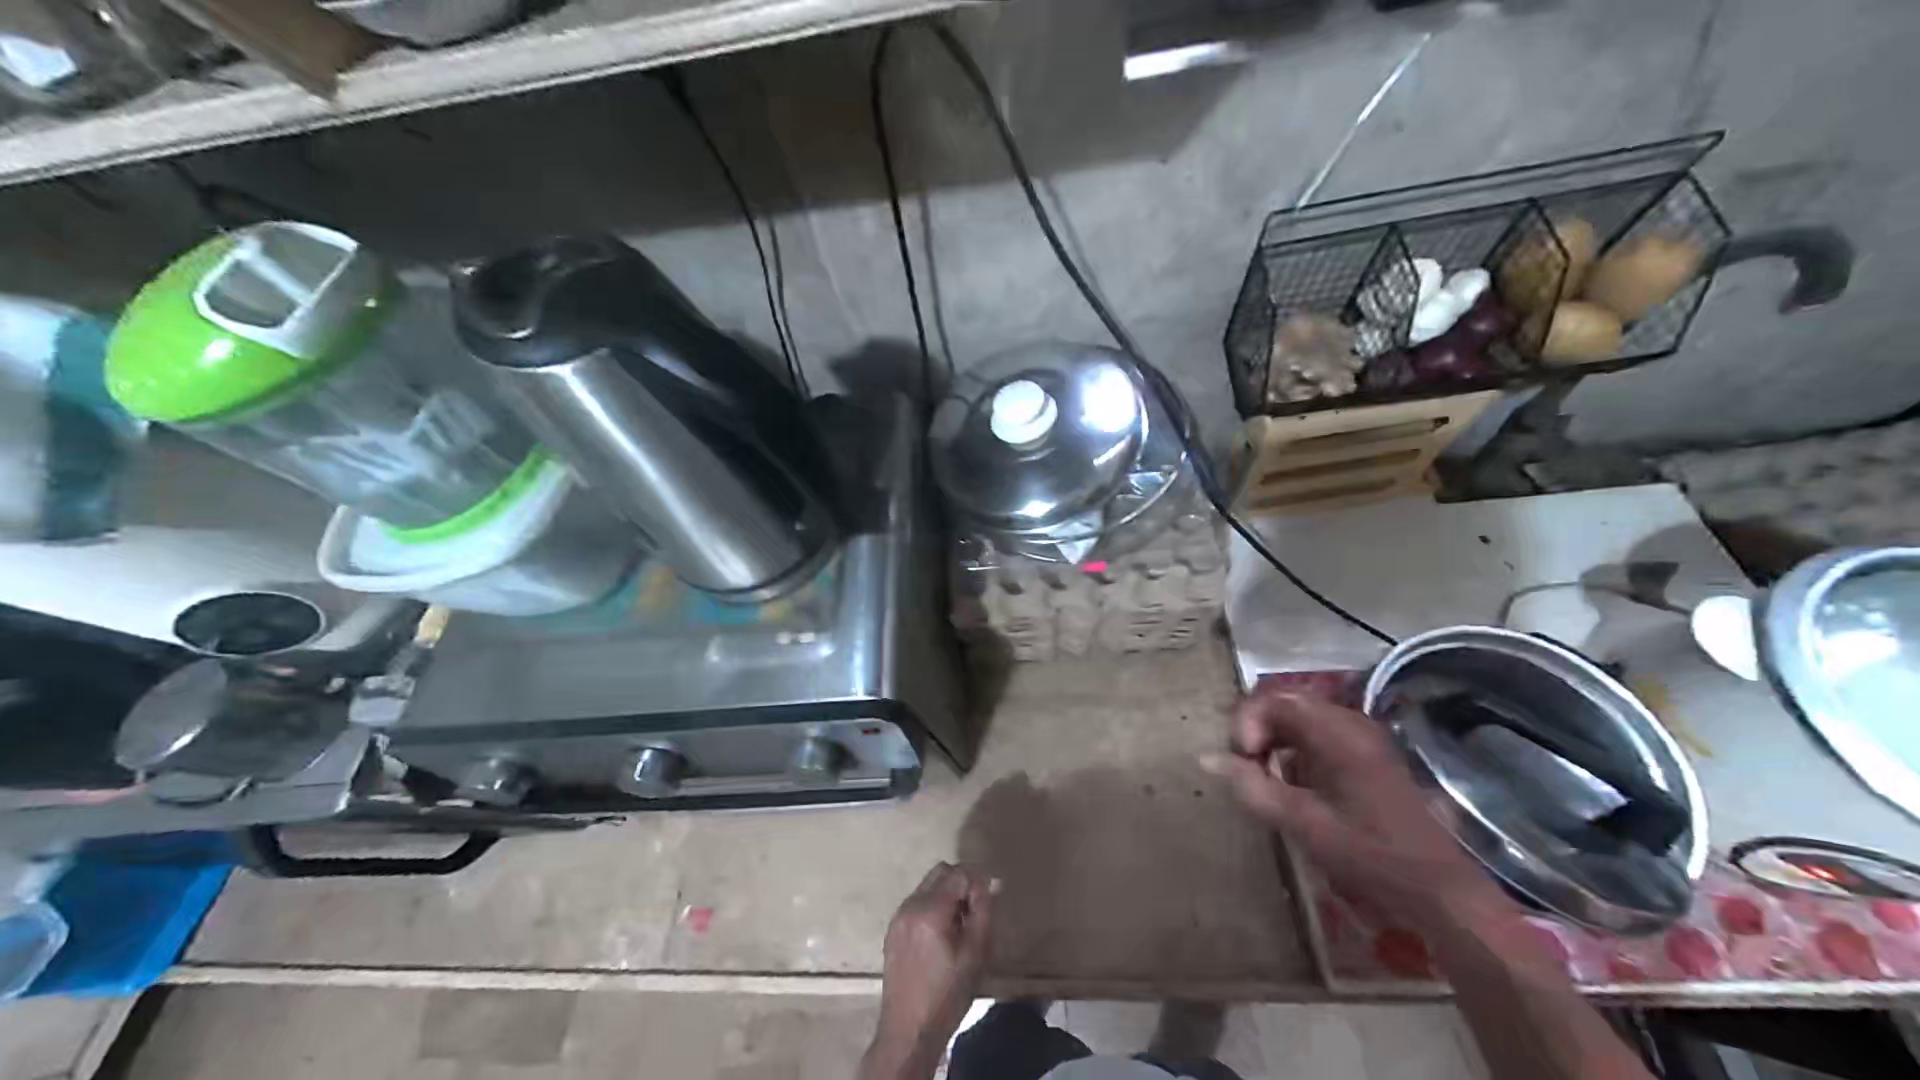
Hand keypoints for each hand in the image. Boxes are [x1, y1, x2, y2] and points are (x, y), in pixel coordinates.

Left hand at [860, 862, 993, 1079]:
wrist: (909, 1031)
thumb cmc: (948, 995)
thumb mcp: (976, 953)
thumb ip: (982, 911)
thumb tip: (986, 883)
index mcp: (929, 910)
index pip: (958, 873)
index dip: (977, 881)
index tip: (988, 900)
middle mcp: (910, 905)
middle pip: (940, 873)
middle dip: (961, 884)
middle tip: (975, 912)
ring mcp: (898, 917)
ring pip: (928, 886)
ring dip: (947, 895)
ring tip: (959, 927)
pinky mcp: (893, 929)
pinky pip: (917, 903)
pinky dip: (933, 907)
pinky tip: (942, 936)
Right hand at [1205, 688, 1511, 932]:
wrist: (1440, 893)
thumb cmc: (1372, 856)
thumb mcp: (1304, 825)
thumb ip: (1252, 788)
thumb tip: (1206, 759)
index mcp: (1339, 735)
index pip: (1277, 701)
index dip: (1247, 721)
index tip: (1242, 759)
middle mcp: (1352, 727)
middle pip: (1288, 705)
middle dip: (1256, 730)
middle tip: (1243, 766)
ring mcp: (1362, 742)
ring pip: (1300, 722)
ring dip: (1273, 741)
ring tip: (1261, 778)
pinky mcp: (1365, 761)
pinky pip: (1316, 739)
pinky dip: (1292, 753)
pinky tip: (1290, 788)